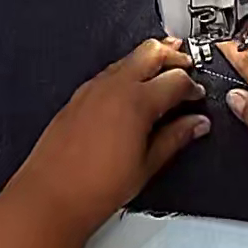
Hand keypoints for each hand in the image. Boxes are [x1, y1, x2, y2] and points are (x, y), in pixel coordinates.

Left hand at [4, 38, 209, 235]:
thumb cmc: (94, 188)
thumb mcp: (147, 165)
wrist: (50, 197)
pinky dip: (128, 72)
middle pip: (152, 51)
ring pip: (129, 57)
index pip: (176, 79)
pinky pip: (110, 71)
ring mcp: (94, 87)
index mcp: (137, 100)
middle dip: (174, 56)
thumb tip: (196, 124)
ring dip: (149, 61)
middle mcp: (115, 85)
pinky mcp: (79, 94)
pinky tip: (132, 90)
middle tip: (186, 66)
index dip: (192, 86)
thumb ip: (175, 138)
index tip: (197, 96)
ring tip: (162, 75)